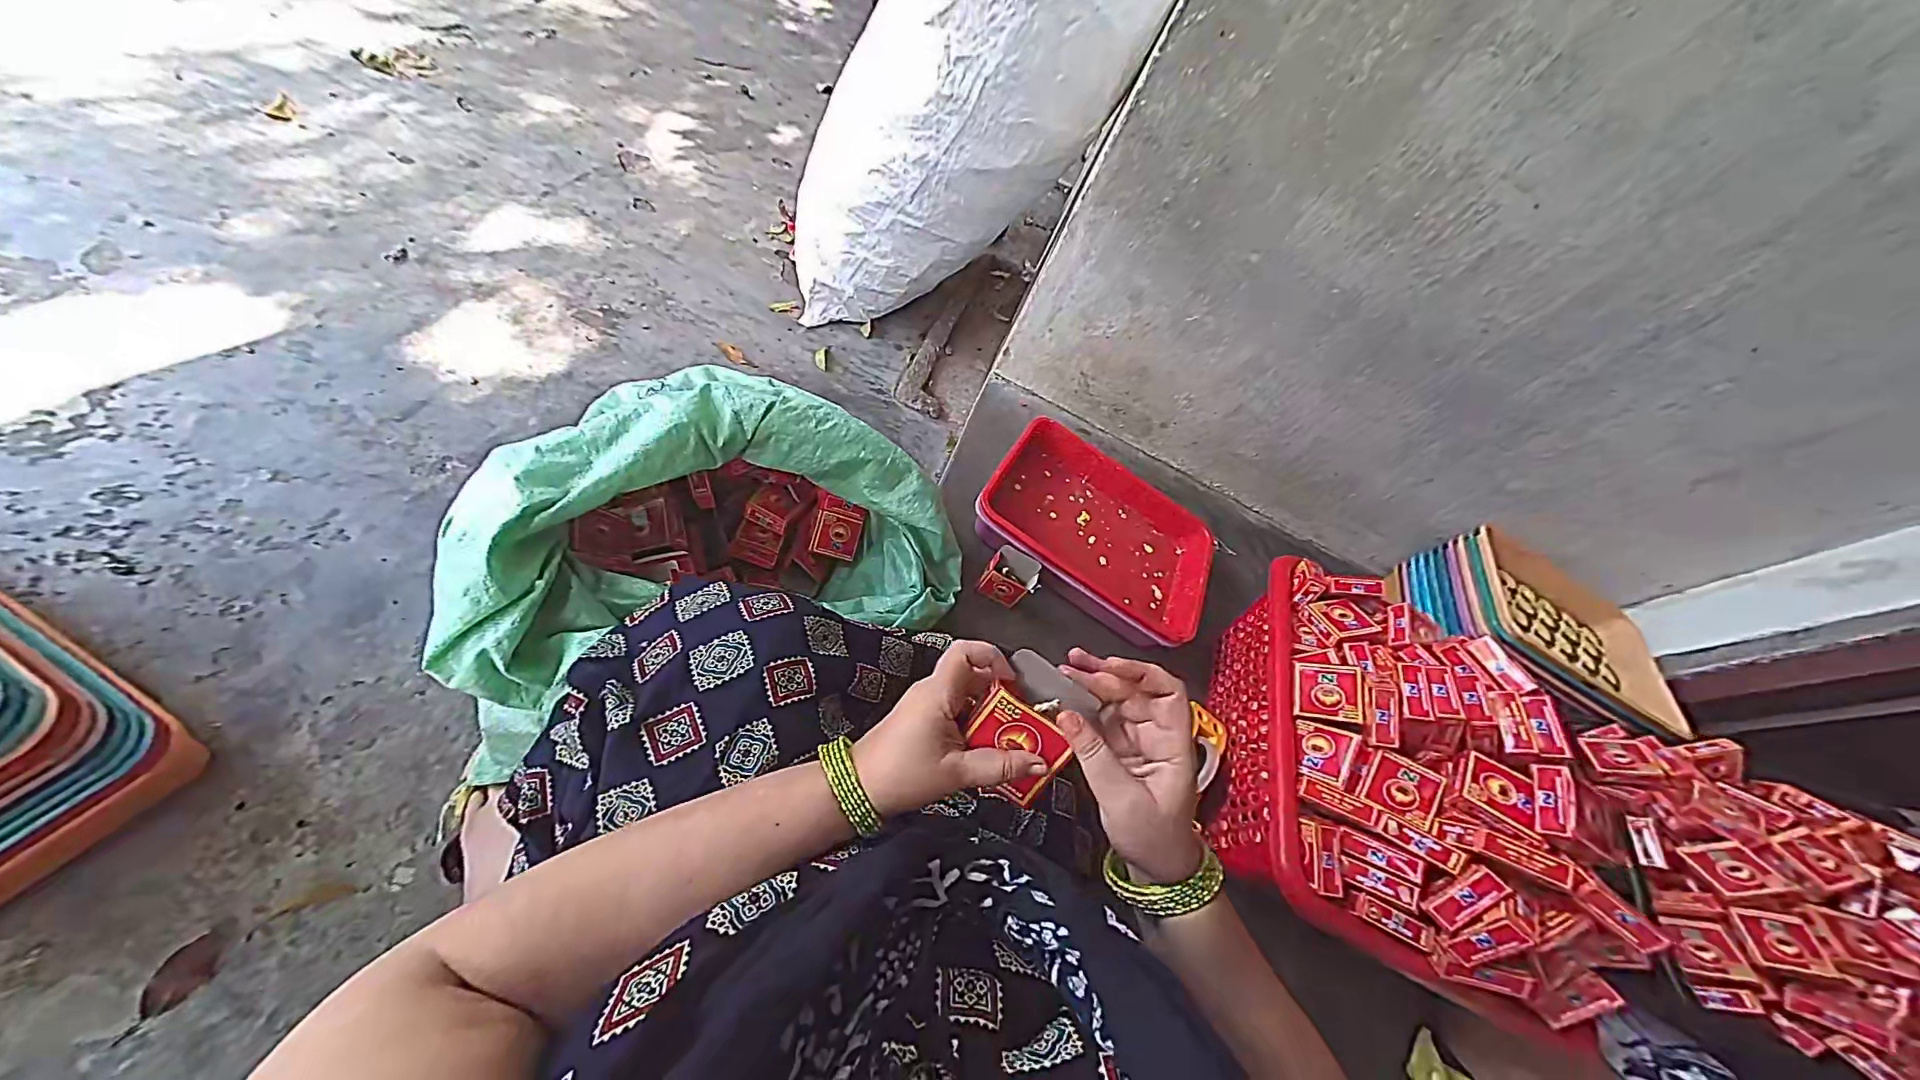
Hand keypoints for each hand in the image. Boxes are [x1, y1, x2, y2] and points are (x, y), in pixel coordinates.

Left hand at [852, 640, 1046, 818]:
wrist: (858, 789)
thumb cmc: (901, 775)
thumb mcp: (957, 773)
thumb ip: (1000, 766)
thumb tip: (1038, 763)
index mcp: (938, 692)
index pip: (966, 651)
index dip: (994, 657)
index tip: (1013, 683)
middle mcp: (932, 691)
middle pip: (974, 676)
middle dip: (1001, 695)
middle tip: (1020, 720)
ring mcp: (926, 704)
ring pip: (967, 695)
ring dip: (989, 713)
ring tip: (1006, 738)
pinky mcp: (923, 718)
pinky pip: (956, 710)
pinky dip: (975, 723)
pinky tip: (983, 748)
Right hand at [1057, 648, 1202, 883]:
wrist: (1157, 868)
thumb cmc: (1153, 838)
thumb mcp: (1121, 798)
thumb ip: (1092, 754)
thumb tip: (1067, 716)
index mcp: (1173, 744)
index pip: (1168, 693)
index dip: (1141, 673)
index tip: (1110, 665)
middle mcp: (1158, 735)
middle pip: (1136, 692)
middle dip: (1105, 674)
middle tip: (1074, 664)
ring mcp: (1139, 741)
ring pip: (1118, 701)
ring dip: (1093, 684)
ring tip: (1068, 669)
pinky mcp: (1121, 750)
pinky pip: (1104, 720)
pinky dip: (1086, 707)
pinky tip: (1069, 698)